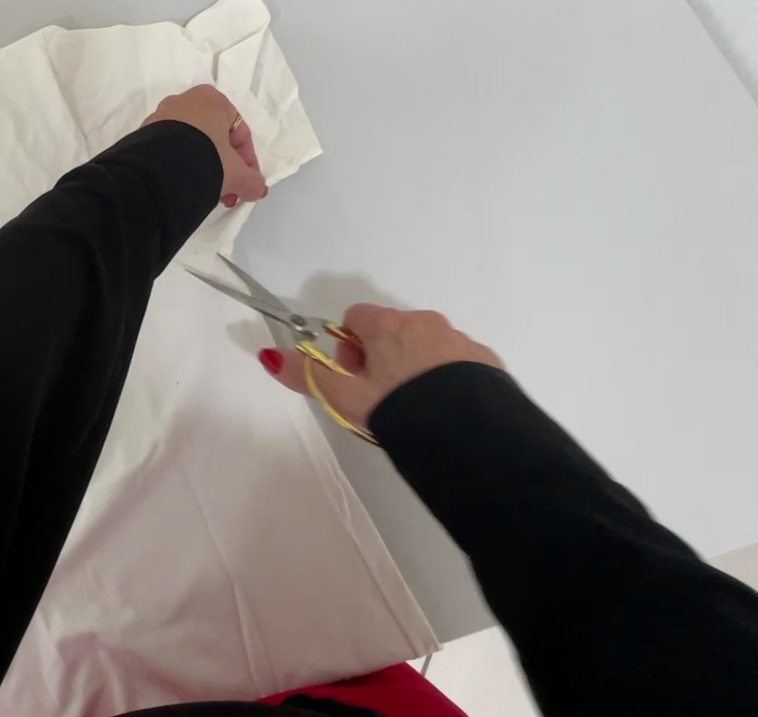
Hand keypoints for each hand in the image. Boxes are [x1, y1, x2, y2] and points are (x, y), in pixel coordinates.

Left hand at [144, 85, 267, 207]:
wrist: (159, 169)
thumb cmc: (206, 158)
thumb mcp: (237, 174)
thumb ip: (253, 181)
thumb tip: (256, 189)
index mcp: (211, 98)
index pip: (240, 132)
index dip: (247, 162)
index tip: (248, 184)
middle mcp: (184, 101)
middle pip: (214, 139)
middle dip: (225, 168)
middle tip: (228, 193)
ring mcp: (161, 116)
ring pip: (192, 145)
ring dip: (205, 169)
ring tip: (208, 193)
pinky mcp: (144, 133)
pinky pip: (171, 150)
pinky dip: (182, 166)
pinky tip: (186, 185)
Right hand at [260, 304, 504, 432]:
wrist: (473, 440)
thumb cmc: (397, 409)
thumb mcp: (343, 397)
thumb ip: (304, 373)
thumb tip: (268, 355)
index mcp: (387, 324)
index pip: (354, 317)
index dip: (346, 347)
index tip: (352, 378)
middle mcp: (424, 322)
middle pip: (390, 331)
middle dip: (380, 357)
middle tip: (378, 397)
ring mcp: (459, 340)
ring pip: (425, 347)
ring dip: (414, 367)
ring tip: (413, 408)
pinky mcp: (489, 362)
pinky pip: (457, 363)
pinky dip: (446, 379)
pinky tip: (444, 411)